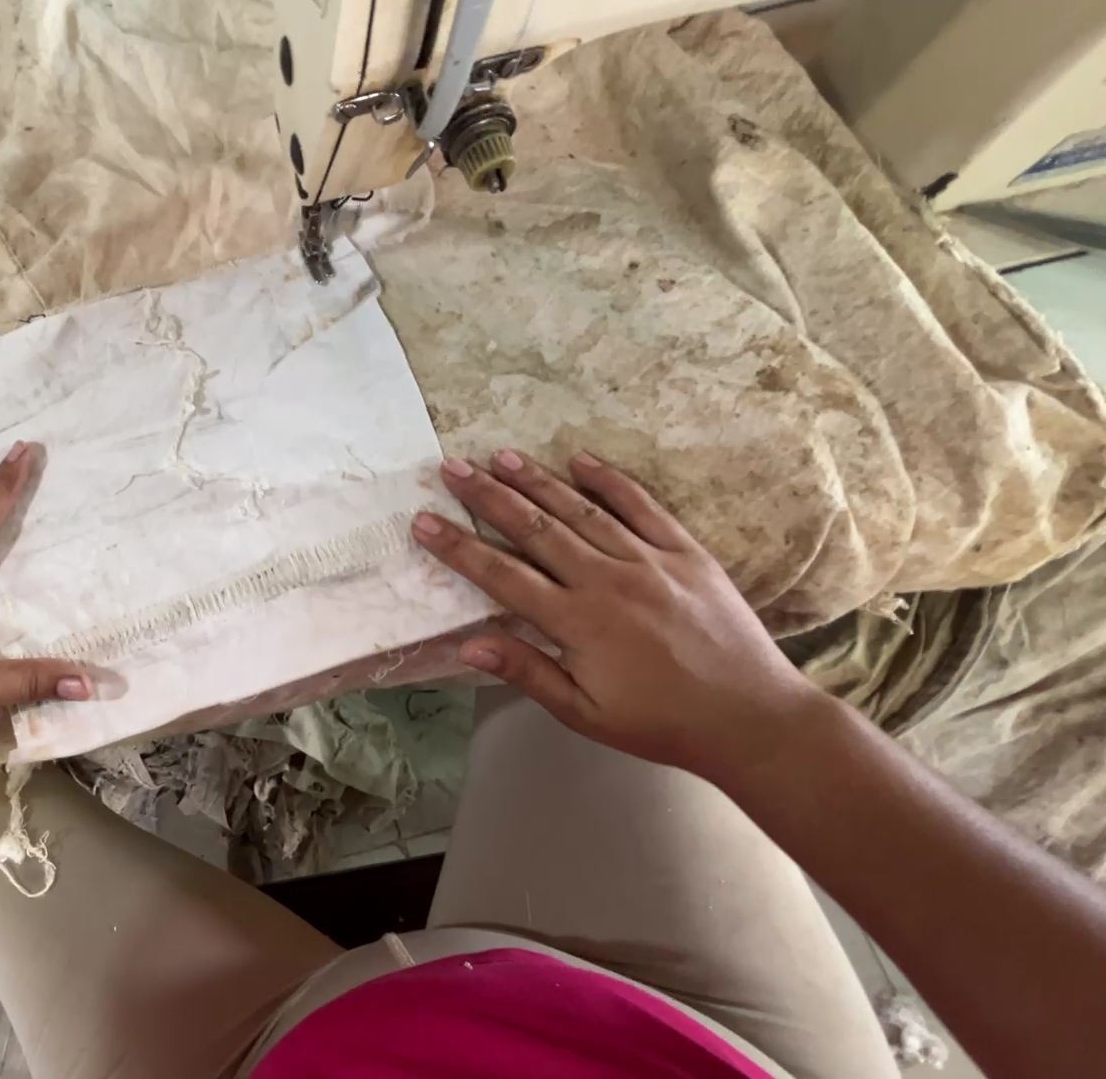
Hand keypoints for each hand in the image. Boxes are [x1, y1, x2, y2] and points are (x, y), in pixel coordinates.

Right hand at [412, 449, 830, 780]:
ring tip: (499, 455)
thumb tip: (467, 645)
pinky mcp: (686, 553)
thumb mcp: (583, 712)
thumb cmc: (658, 723)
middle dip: (487, 496)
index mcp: (578, 622)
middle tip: (452, 468)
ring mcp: (650, 561)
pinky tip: (579, 458)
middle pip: (535, 528)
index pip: (501, 575)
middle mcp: (608, 581)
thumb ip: (525, 672)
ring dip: (536, 480)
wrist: (755, 720)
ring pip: (581, 509)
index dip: (457, 547)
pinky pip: (643, 506)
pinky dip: (609, 480)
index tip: (423, 521)